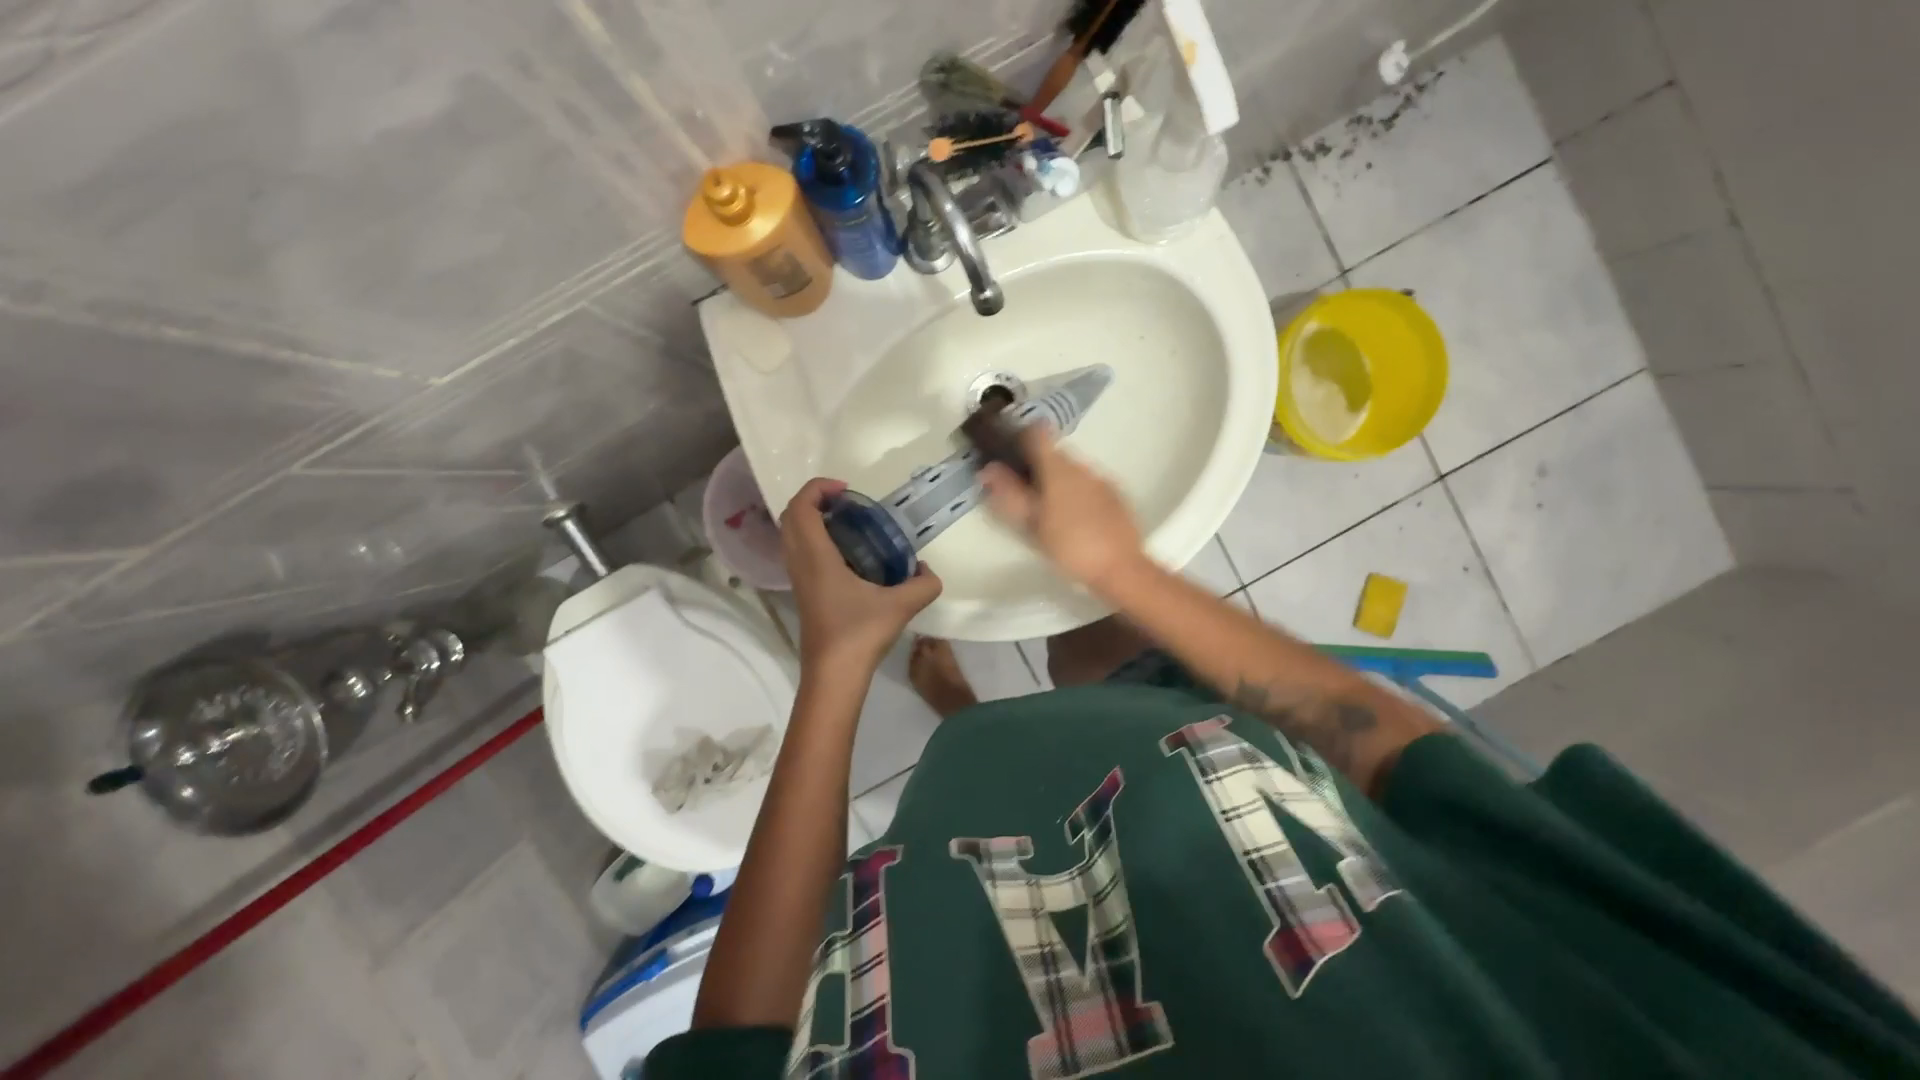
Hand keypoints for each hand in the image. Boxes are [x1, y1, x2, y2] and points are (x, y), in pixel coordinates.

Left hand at [781, 478, 942, 673]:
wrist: (833, 675)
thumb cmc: (860, 634)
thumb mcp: (901, 606)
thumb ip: (923, 584)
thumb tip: (928, 571)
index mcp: (816, 557)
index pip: (801, 507)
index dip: (818, 488)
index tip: (847, 490)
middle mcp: (800, 563)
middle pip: (790, 517)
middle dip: (813, 500)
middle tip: (846, 503)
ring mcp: (798, 580)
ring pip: (791, 537)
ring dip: (812, 521)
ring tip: (847, 524)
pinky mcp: (803, 594)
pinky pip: (799, 553)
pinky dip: (814, 541)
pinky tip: (847, 554)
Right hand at [979, 427, 1144, 591]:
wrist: (1121, 567)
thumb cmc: (1070, 547)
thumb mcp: (1032, 525)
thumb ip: (1008, 494)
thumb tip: (987, 469)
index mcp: (1057, 469)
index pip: (1036, 434)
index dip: (1020, 438)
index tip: (1010, 454)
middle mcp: (1081, 466)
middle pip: (1055, 452)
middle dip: (1038, 465)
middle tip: (1026, 494)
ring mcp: (1102, 478)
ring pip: (1073, 469)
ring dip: (1059, 480)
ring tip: (1051, 510)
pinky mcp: (1116, 494)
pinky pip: (1090, 483)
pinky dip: (1079, 492)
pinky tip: (1076, 518)